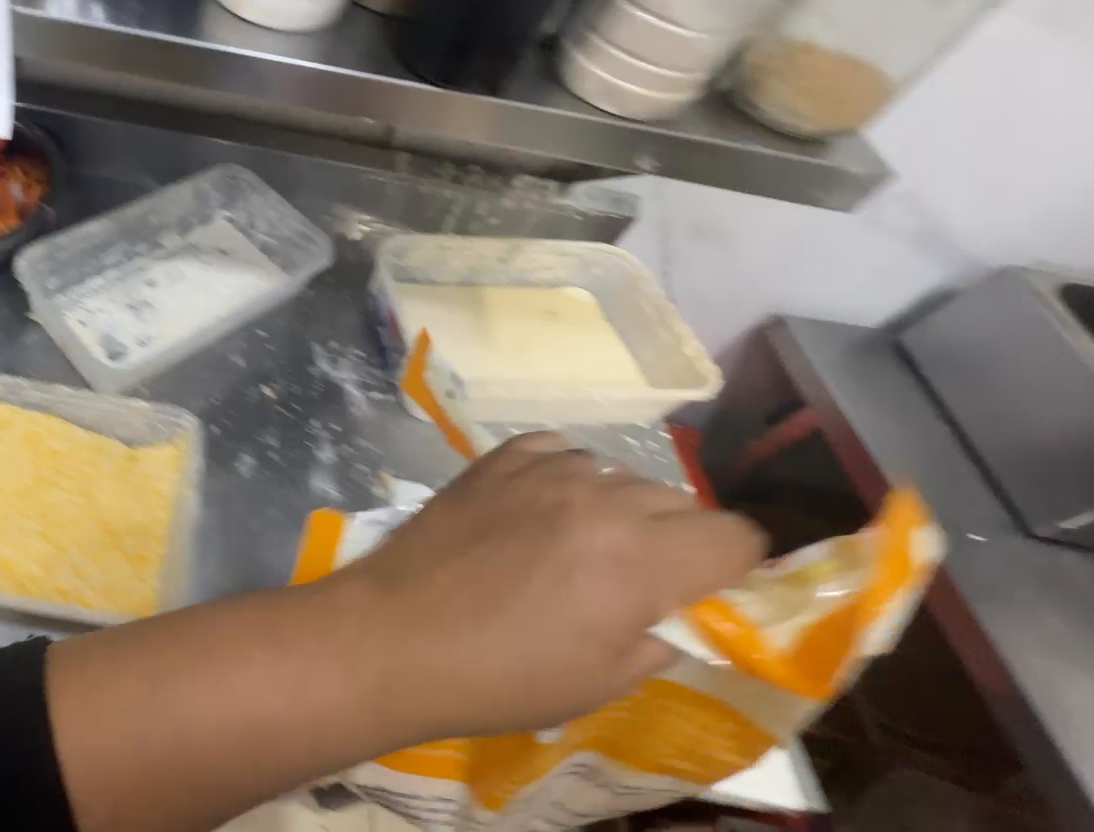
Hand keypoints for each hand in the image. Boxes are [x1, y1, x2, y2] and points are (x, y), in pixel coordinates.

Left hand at [332, 432, 767, 739]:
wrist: (394, 635)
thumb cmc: (499, 676)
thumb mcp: (601, 681)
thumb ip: (656, 636)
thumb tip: (669, 612)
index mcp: (639, 558)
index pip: (733, 534)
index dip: (734, 563)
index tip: (711, 587)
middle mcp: (596, 499)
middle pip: (674, 499)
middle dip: (674, 536)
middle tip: (638, 576)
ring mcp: (536, 473)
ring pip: (612, 469)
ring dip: (615, 502)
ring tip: (581, 541)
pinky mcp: (489, 463)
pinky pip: (551, 448)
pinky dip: (561, 471)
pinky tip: (542, 502)